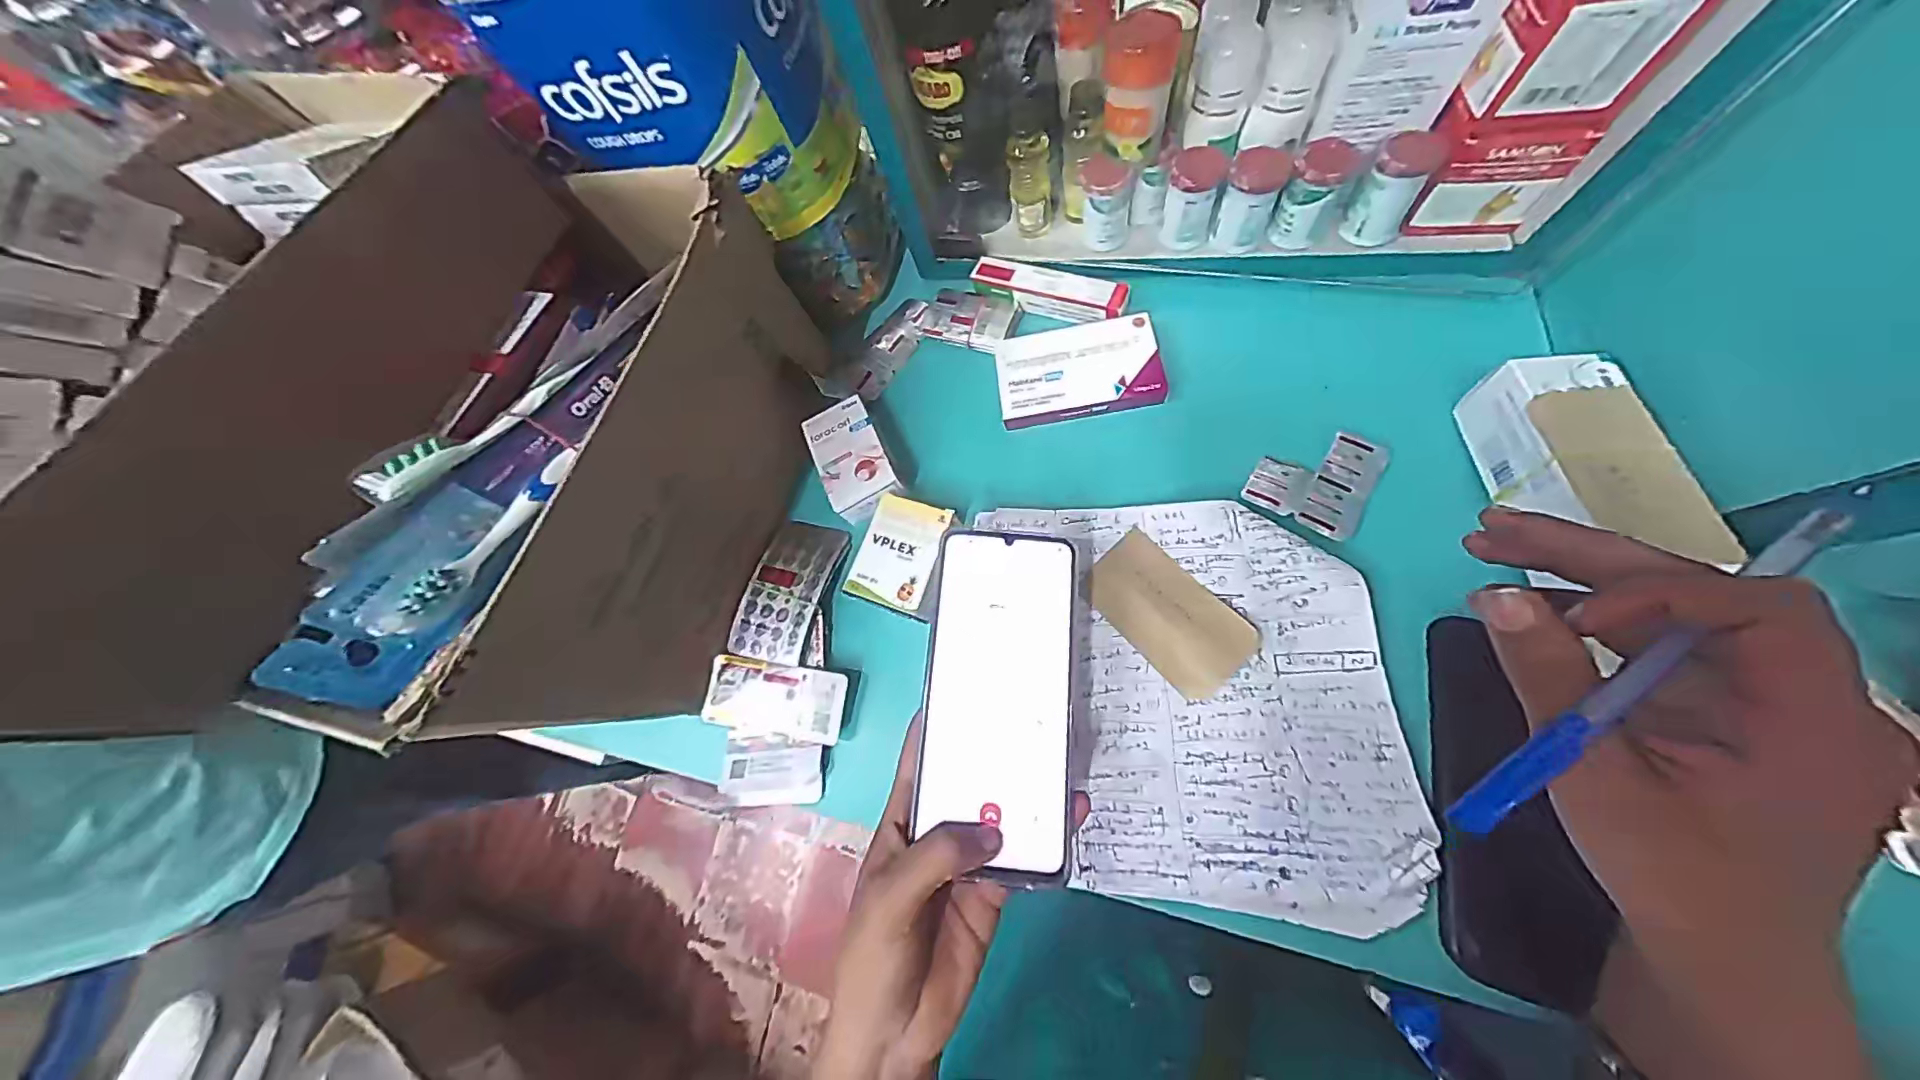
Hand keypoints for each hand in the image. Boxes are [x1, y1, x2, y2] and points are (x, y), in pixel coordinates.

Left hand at [814, 717, 1088, 1079]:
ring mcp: (968, 861)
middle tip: (1027, 718)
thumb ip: (936, 857)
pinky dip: (1047, 837)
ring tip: (1055, 758)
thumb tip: (991, 829)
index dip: (935, 726)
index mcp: (902, 822)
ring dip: (1025, 792)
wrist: (896, 1031)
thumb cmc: (873, 954)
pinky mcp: (995, 890)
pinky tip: (1068, 815)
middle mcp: (937, 832)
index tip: (964, 690)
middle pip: (967, 782)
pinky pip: (1024, 857)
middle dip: (992, 753)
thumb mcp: (891, 896)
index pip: (917, 761)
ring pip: (1001, 816)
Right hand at [1464, 508, 1913, 1077]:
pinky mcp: (1718, 707)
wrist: (1708, 955)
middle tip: (1496, 532)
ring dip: (1581, 576)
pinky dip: (1590, 621)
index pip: (1760, 612)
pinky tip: (1534, 610)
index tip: (1570, 613)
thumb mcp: (1593, 777)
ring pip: (1672, 608)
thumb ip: (1547, 679)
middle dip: (1591, 557)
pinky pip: (1655, 644)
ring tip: (1496, 550)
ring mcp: (1758, 699)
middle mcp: (1803, 696)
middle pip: (1699, 592)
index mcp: (1817, 724)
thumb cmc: (1666, 878)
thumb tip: (1498, 596)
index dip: (1660, 592)